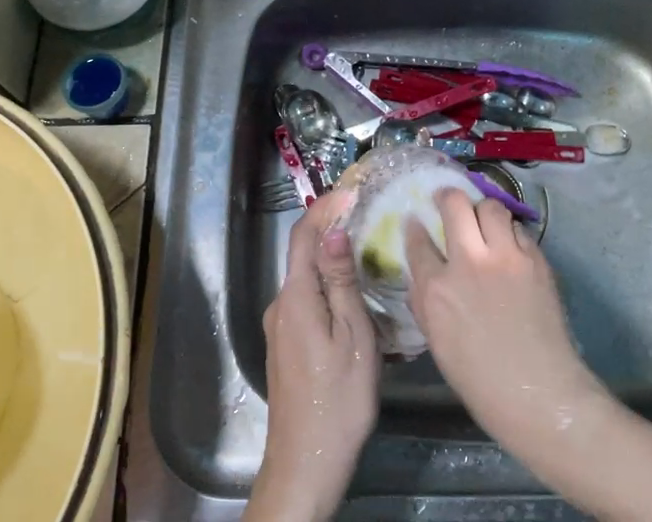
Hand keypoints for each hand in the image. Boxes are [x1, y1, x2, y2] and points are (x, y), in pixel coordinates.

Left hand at [249, 191, 378, 521]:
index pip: (304, 236)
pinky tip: (357, 300)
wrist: (305, 461)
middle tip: (369, 218)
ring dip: (333, 262)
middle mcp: (281, 304)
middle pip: (303, 255)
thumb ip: (341, 283)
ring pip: (307, 280)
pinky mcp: (286, 345)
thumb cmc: (338, 399)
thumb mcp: (353, 337)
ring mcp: (280, 327)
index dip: (325, 208)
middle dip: (332, 231)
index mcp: (295, 297)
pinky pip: (307, 302)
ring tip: (371, 256)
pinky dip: (330, 288)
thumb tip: (334, 232)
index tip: (352, 191)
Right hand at [405, 189, 604, 448]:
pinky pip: (518, 230)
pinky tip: (507, 245)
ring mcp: (506, 258)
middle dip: (447, 196)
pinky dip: (509, 232)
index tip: (414, 220)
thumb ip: (423, 299)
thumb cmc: (478, 378)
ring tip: (481, 219)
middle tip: (446, 200)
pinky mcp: (535, 260)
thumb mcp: (435, 338)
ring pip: (491, 207)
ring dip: (482, 209)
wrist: (537, 392)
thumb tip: (421, 272)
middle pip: (455, 205)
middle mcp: (468, 262)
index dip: (414, 226)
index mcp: (436, 288)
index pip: (418, 239)